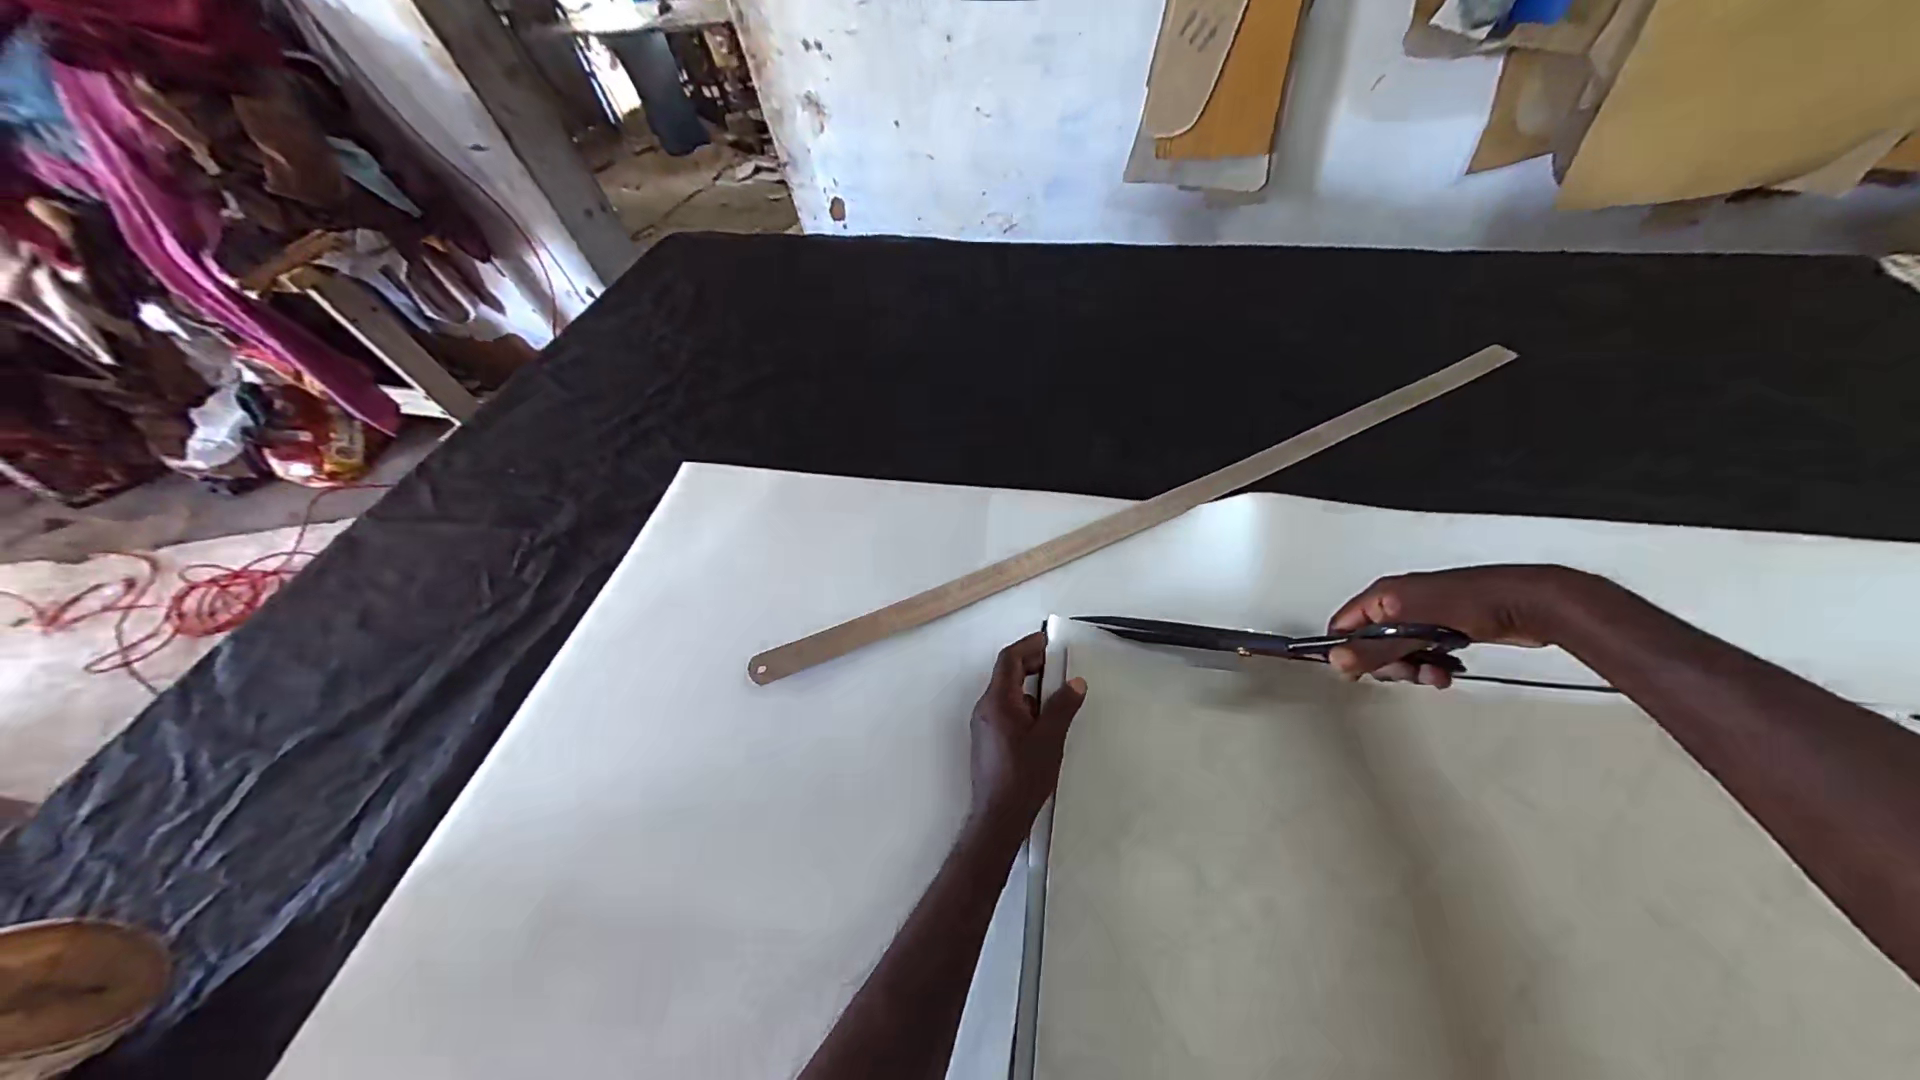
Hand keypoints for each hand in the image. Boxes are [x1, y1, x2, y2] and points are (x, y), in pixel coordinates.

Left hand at [968, 632, 1086, 835]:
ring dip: (1030, 687)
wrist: (998, 816)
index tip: (1046, 641)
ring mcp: (984, 724)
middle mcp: (985, 708)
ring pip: (1007, 693)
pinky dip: (1024, 705)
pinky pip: (1005, 710)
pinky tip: (1044, 720)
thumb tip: (1074, 684)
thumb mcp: (1050, 739)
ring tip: (1056, 694)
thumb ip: (1062, 707)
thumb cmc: (1022, 778)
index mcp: (997, 702)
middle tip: (1056, 665)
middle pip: (1006, 674)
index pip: (1009, 660)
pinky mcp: (988, 739)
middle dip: (1031, 665)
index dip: (1028, 646)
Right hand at [1325, 565, 1592, 687]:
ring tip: (1434, 672)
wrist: (1530, 603)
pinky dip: (1431, 666)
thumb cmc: (1476, 601)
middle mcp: (1397, 605)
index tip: (1360, 671)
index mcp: (1382, 596)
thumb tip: (1338, 660)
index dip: (1347, 651)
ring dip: (1412, 669)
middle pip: (1369, 644)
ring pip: (1397, 652)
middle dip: (1387, 665)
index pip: (1344, 626)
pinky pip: (1422, 653)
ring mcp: (1420, 617)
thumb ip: (1373, 648)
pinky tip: (1446, 669)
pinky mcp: (1442, 628)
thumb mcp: (1413, 629)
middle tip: (1407, 671)